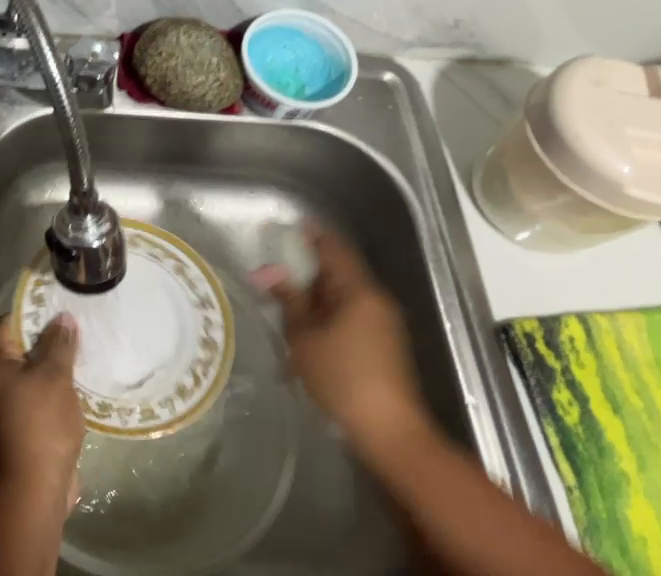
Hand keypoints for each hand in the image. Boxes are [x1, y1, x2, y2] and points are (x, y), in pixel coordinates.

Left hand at [0, 312, 84, 508]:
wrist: (38, 484)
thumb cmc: (41, 421)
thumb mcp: (53, 376)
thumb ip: (58, 345)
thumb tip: (62, 318)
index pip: (7, 326)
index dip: (29, 311)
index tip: (55, 301)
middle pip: (23, 348)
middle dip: (49, 336)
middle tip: (77, 321)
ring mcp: (14, 406)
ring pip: (36, 373)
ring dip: (58, 363)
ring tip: (86, 346)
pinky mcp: (30, 425)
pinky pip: (45, 395)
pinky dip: (61, 387)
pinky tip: (85, 381)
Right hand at [254, 229, 431, 451]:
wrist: (389, 431)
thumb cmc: (342, 378)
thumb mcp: (305, 338)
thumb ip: (289, 300)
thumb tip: (271, 272)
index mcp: (359, 290)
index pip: (334, 248)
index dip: (309, 235)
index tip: (284, 229)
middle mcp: (376, 300)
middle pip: (339, 271)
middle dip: (306, 267)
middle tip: (273, 268)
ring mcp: (383, 323)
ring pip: (343, 295)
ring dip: (314, 293)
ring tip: (282, 299)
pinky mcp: (383, 345)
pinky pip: (350, 315)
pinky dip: (326, 313)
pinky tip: (304, 328)